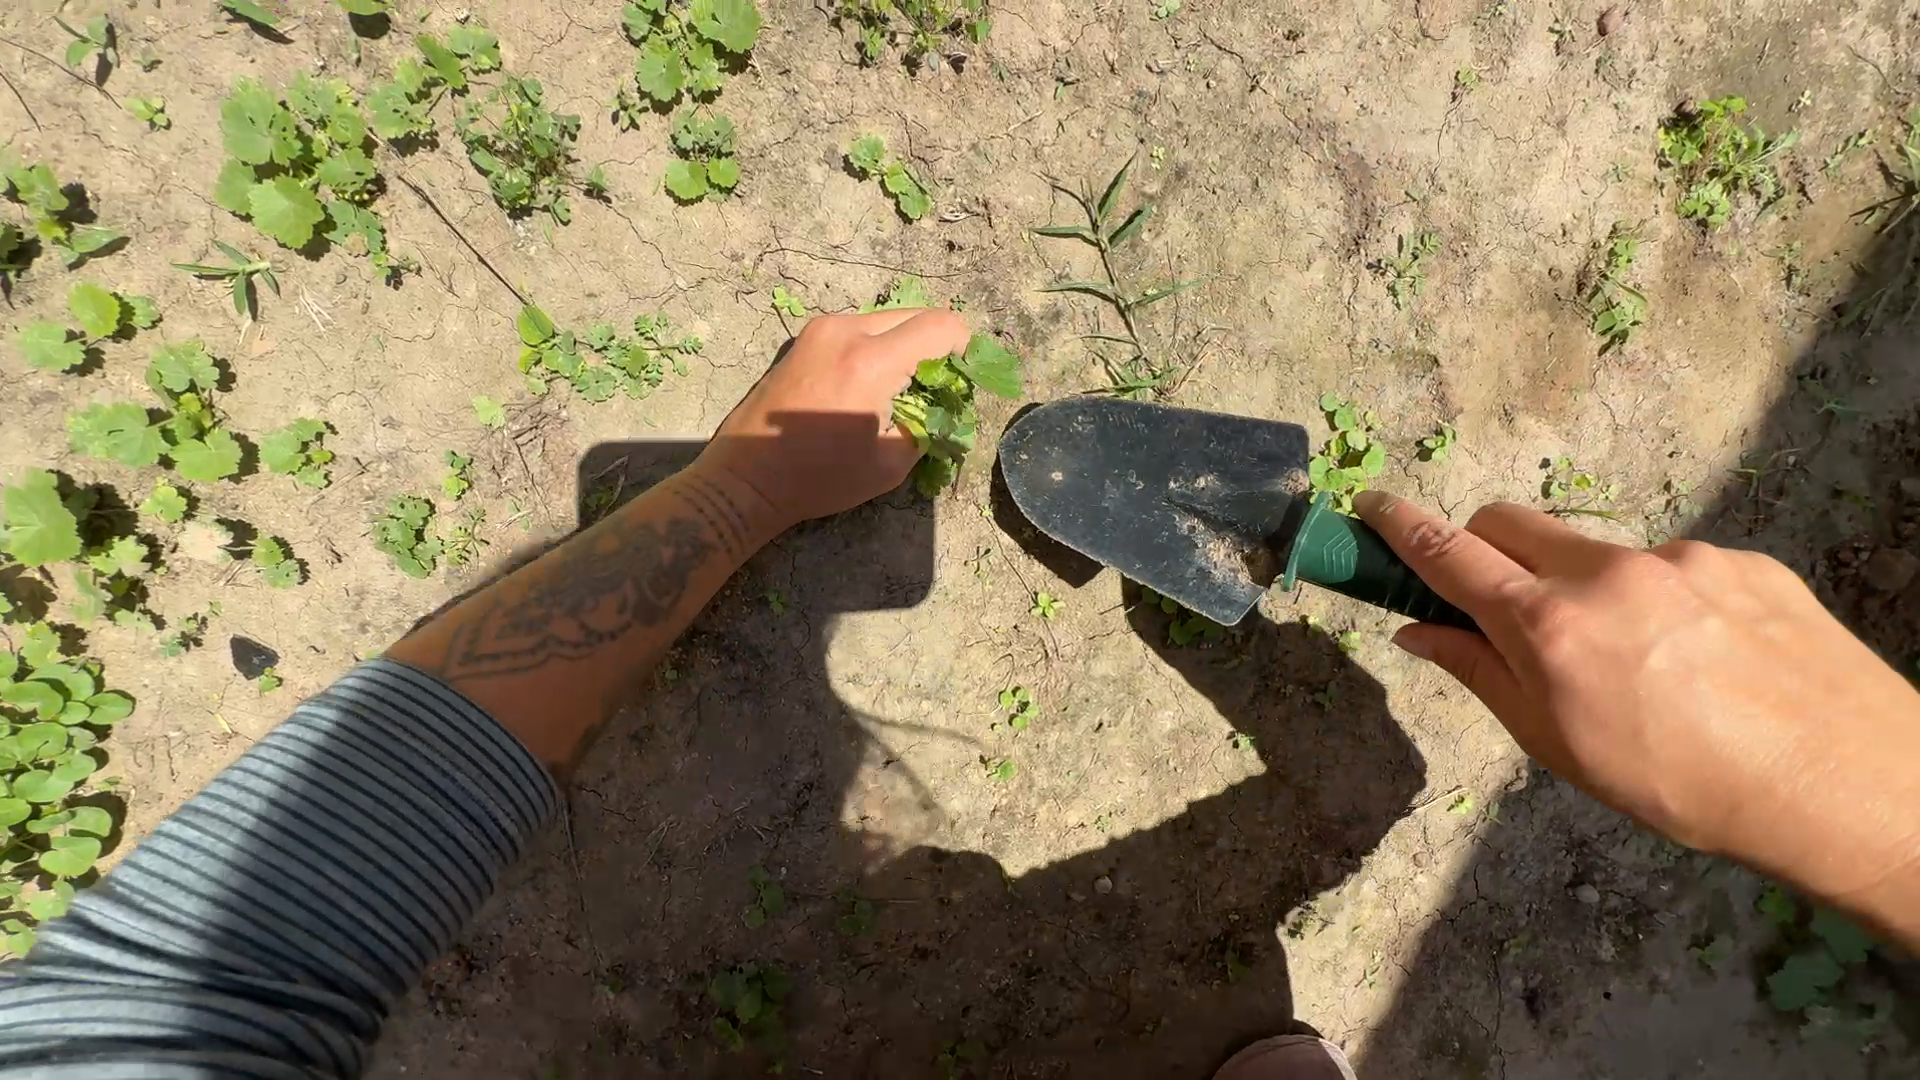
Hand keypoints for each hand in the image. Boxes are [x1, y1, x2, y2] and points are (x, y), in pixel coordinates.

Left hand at [693, 309, 969, 532]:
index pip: (939, 326)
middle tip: (941, 385)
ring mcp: (821, 330)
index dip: (964, 344)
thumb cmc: (820, 478)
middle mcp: (846, 331)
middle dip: (936, 345)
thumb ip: (927, 427)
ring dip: (905, 345)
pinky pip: (859, 329)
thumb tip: (943, 409)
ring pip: (885, 321)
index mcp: (871, 361)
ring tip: (906, 387)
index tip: (968, 372)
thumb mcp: (889, 465)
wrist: (748, 478)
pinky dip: (878, 347)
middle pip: (913, 316)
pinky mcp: (806, 339)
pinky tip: (874, 384)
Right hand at [1354, 491, 1919, 918]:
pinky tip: (1694, 650)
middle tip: (1499, 599)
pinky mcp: (1743, 561)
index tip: (1371, 504)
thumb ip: (1475, 670)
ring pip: (1588, 549)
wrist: (1864, 796)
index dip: (1400, 525)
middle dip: (1483, 547)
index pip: (1448, 553)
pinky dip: (1650, 594)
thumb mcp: (1550, 739)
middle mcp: (1606, 572)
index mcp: (1547, 622)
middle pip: (1507, 521)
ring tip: (1630, 652)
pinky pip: (1665, 563)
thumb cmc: (1675, 783)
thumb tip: (1413, 632)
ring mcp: (1680, 558)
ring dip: (1576, 583)